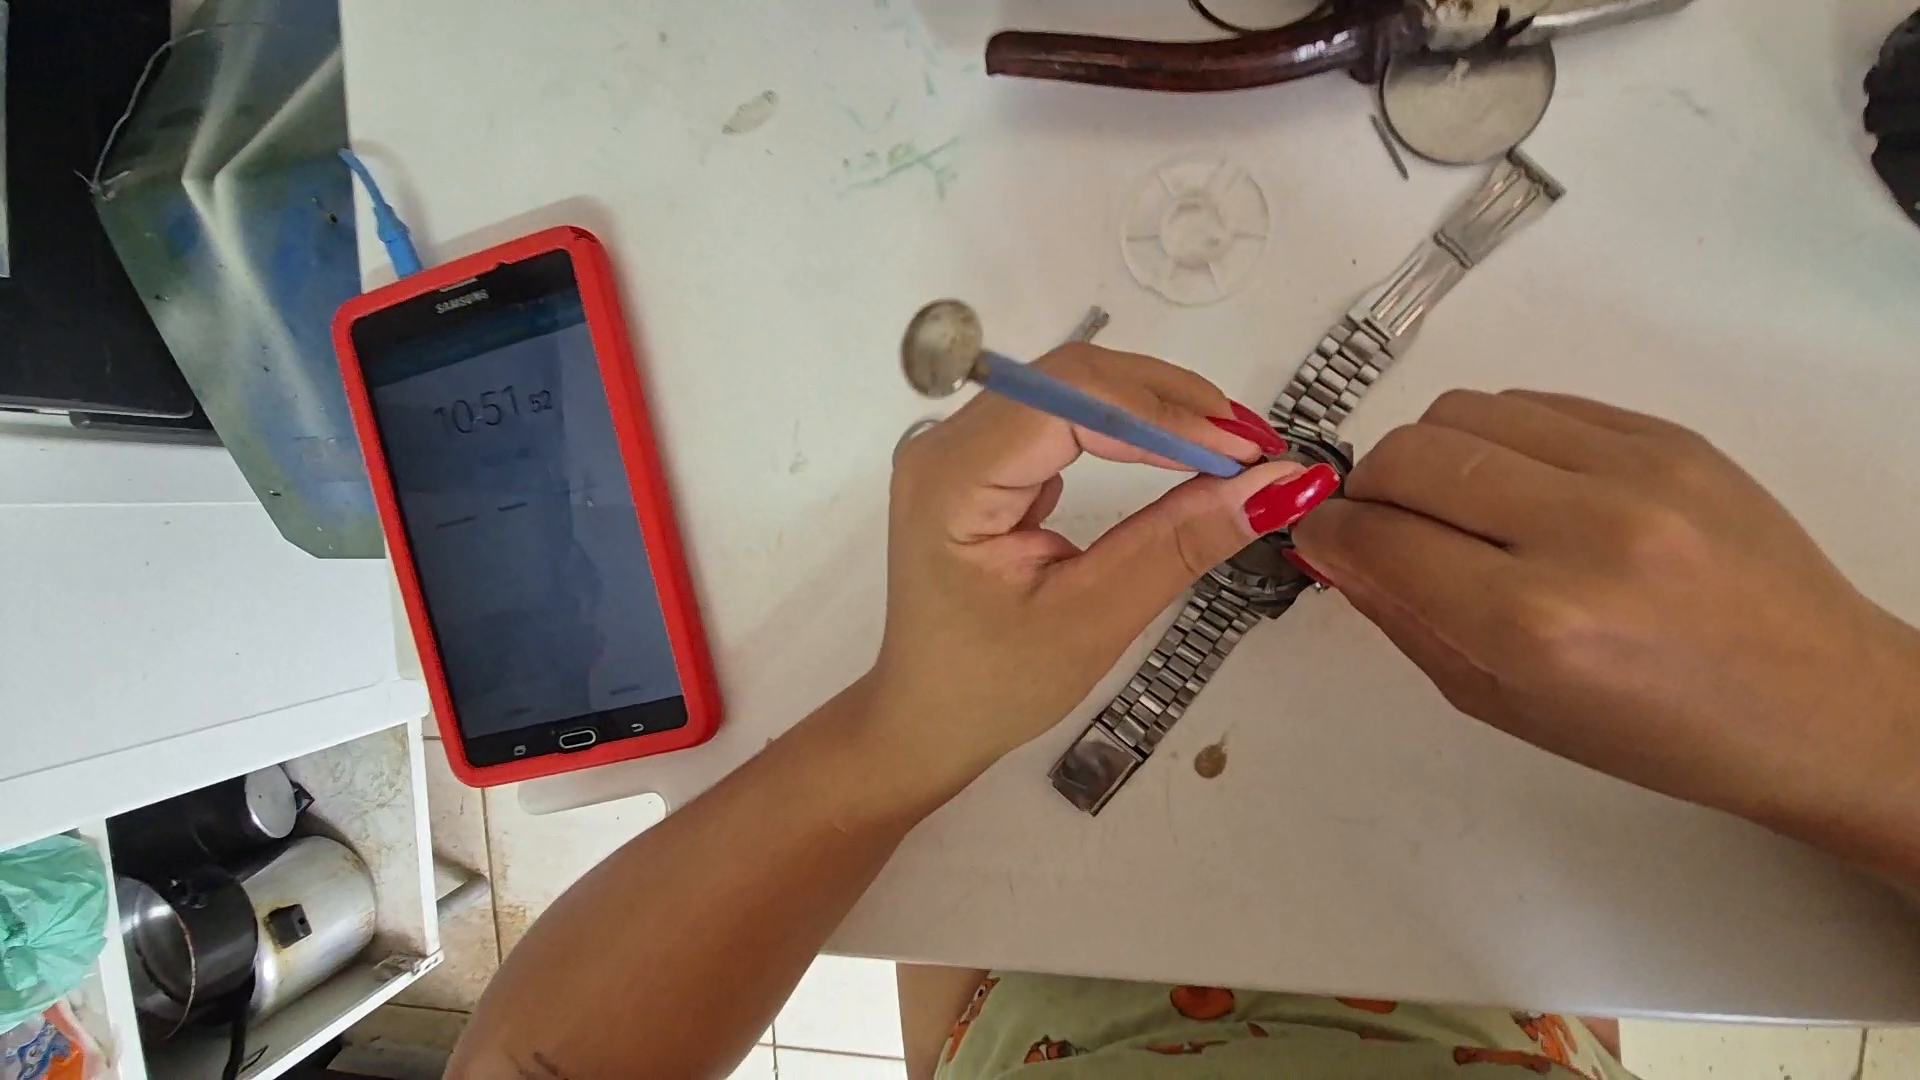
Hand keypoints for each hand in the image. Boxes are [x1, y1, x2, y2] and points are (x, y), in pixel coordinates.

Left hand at [868, 345, 1339, 790]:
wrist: (928, 718)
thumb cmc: (994, 686)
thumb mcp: (1092, 619)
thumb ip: (1176, 544)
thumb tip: (1276, 484)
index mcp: (951, 478)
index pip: (1067, 402)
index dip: (1163, 414)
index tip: (1247, 451)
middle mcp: (945, 445)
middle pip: (1069, 382)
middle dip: (1168, 404)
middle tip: (1253, 448)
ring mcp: (961, 451)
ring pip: (1071, 394)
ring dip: (1154, 412)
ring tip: (1227, 450)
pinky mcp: (983, 467)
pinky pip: (1062, 424)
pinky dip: (1126, 432)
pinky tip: (1173, 454)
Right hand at [1293, 390, 1919, 879]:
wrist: (1828, 708)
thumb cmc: (1642, 729)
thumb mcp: (1488, 698)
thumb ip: (1396, 613)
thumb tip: (1330, 546)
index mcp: (1531, 623)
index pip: (1376, 537)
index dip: (1324, 532)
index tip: (1317, 537)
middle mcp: (1582, 533)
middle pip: (1405, 458)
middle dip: (1363, 488)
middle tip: (1378, 522)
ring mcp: (1637, 472)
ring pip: (1457, 412)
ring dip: (1422, 456)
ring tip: (1449, 501)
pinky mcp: (1672, 435)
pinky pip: (1527, 403)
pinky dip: (1488, 438)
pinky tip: (1511, 484)